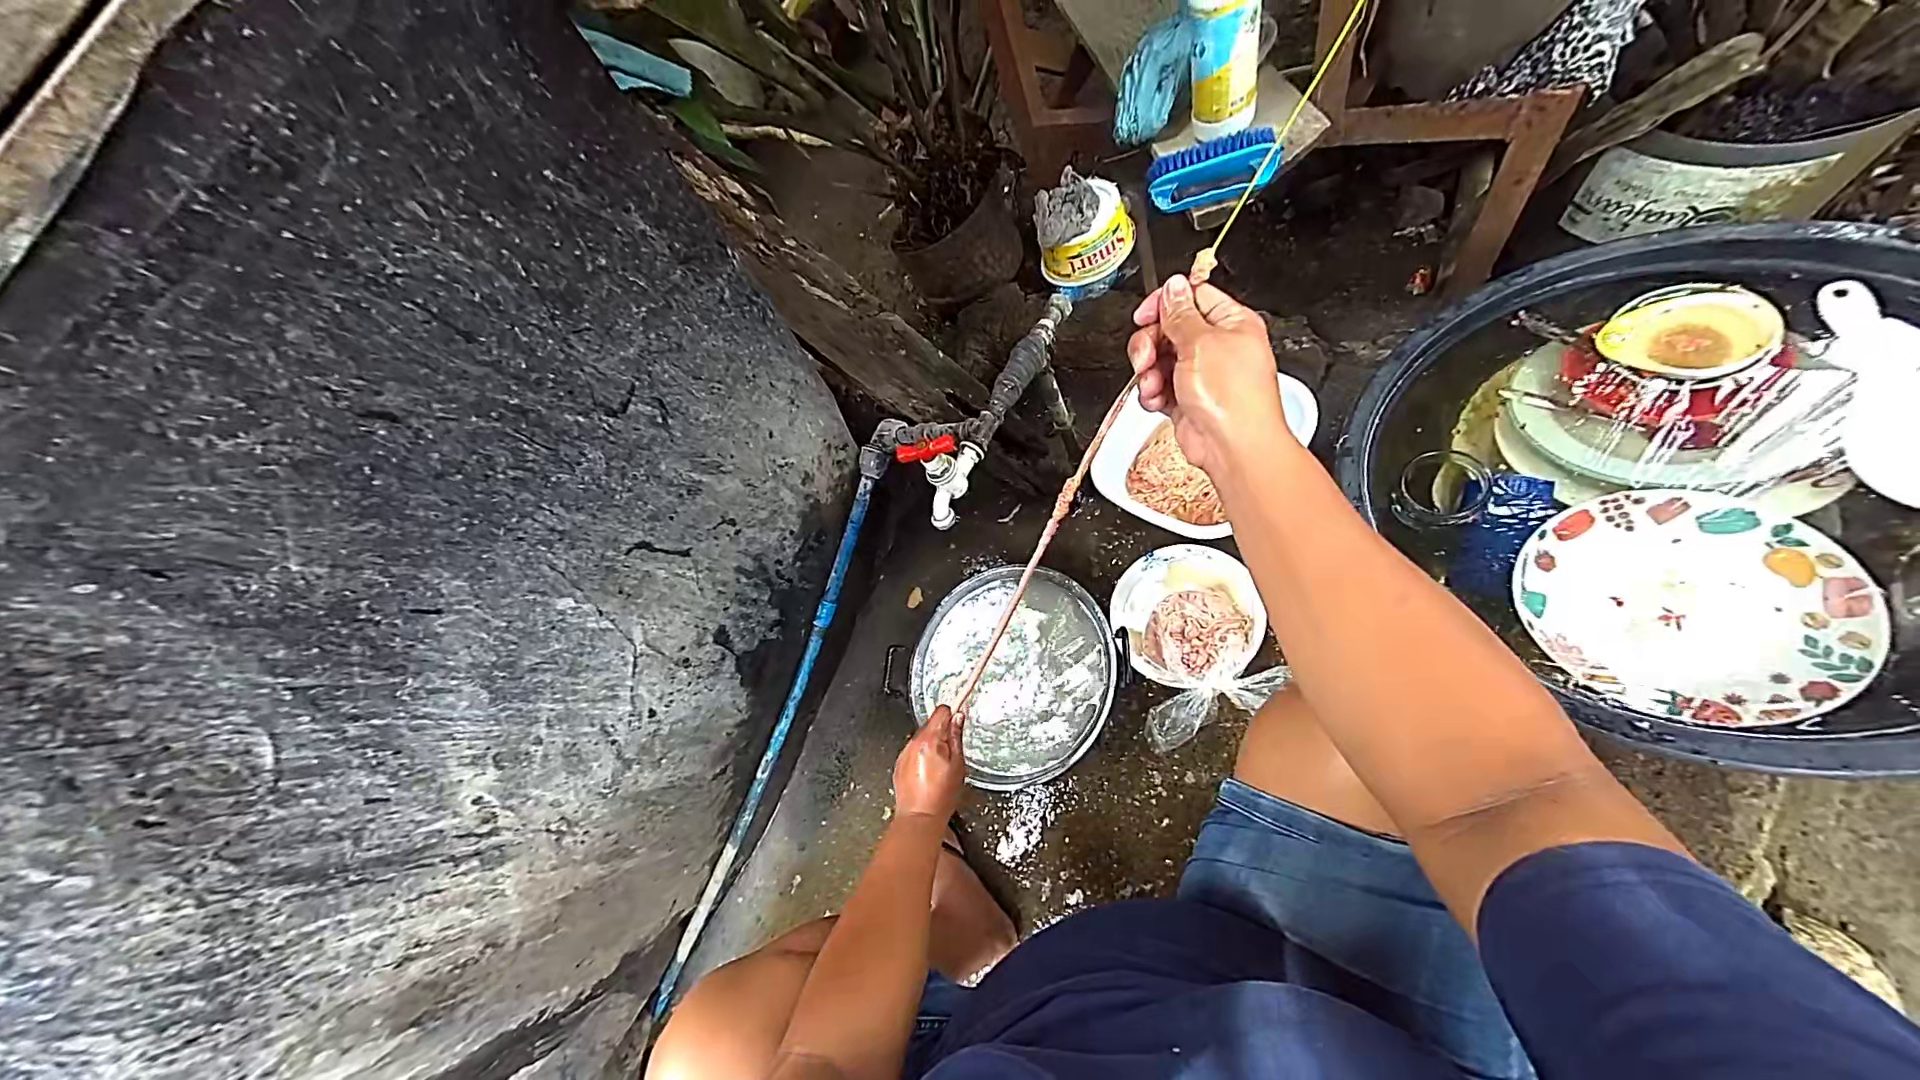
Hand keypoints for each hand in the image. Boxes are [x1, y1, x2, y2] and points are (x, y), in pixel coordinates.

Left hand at [894, 705, 965, 820]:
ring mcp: (904, 753)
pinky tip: (928, 773)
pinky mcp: (899, 763)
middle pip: (931, 725)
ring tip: (939, 767)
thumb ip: (957, 738)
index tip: (958, 717)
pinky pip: (913, 751)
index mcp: (930, 740)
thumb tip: (958, 719)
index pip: (941, 711)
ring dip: (930, 745)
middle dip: (942, 734)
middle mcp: (914, 743)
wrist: (919, 817)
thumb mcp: (957, 765)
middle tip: (950, 752)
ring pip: (921, 738)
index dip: (952, 714)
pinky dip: (920, 757)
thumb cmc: (940, 796)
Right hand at [1127, 274, 1289, 474]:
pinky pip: (1158, 387)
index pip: (1191, 297)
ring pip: (1158, 360)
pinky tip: (1157, 400)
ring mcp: (1200, 374)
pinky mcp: (1186, 399)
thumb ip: (1181, 313)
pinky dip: (1152, 393)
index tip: (1145, 315)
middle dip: (1150, 343)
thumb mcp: (1201, 342)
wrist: (1233, 447)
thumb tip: (1173, 287)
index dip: (1164, 303)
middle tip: (1147, 356)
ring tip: (1155, 384)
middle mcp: (1216, 346)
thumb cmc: (1233, 398)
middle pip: (1168, 329)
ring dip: (1148, 372)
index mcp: (1230, 323)